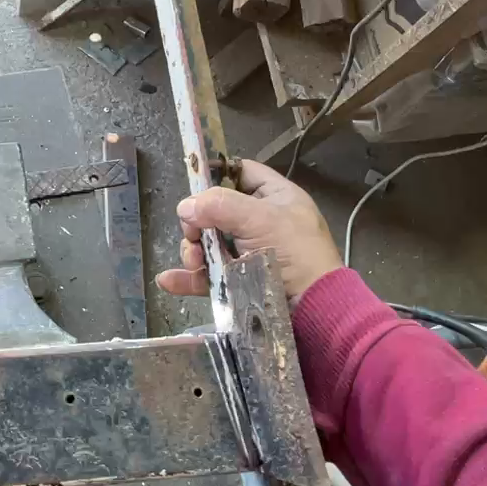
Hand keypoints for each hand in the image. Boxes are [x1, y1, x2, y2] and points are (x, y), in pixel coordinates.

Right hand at [157, 159, 341, 304]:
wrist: (316, 313)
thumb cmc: (296, 254)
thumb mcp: (261, 219)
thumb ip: (219, 205)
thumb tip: (185, 207)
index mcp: (275, 198)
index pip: (242, 172)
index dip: (218, 173)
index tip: (193, 181)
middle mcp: (260, 222)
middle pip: (214, 210)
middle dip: (197, 222)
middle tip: (194, 234)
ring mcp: (248, 253)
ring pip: (207, 243)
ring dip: (192, 250)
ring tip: (194, 261)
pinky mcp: (239, 281)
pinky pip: (206, 274)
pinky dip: (187, 277)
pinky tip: (170, 280)